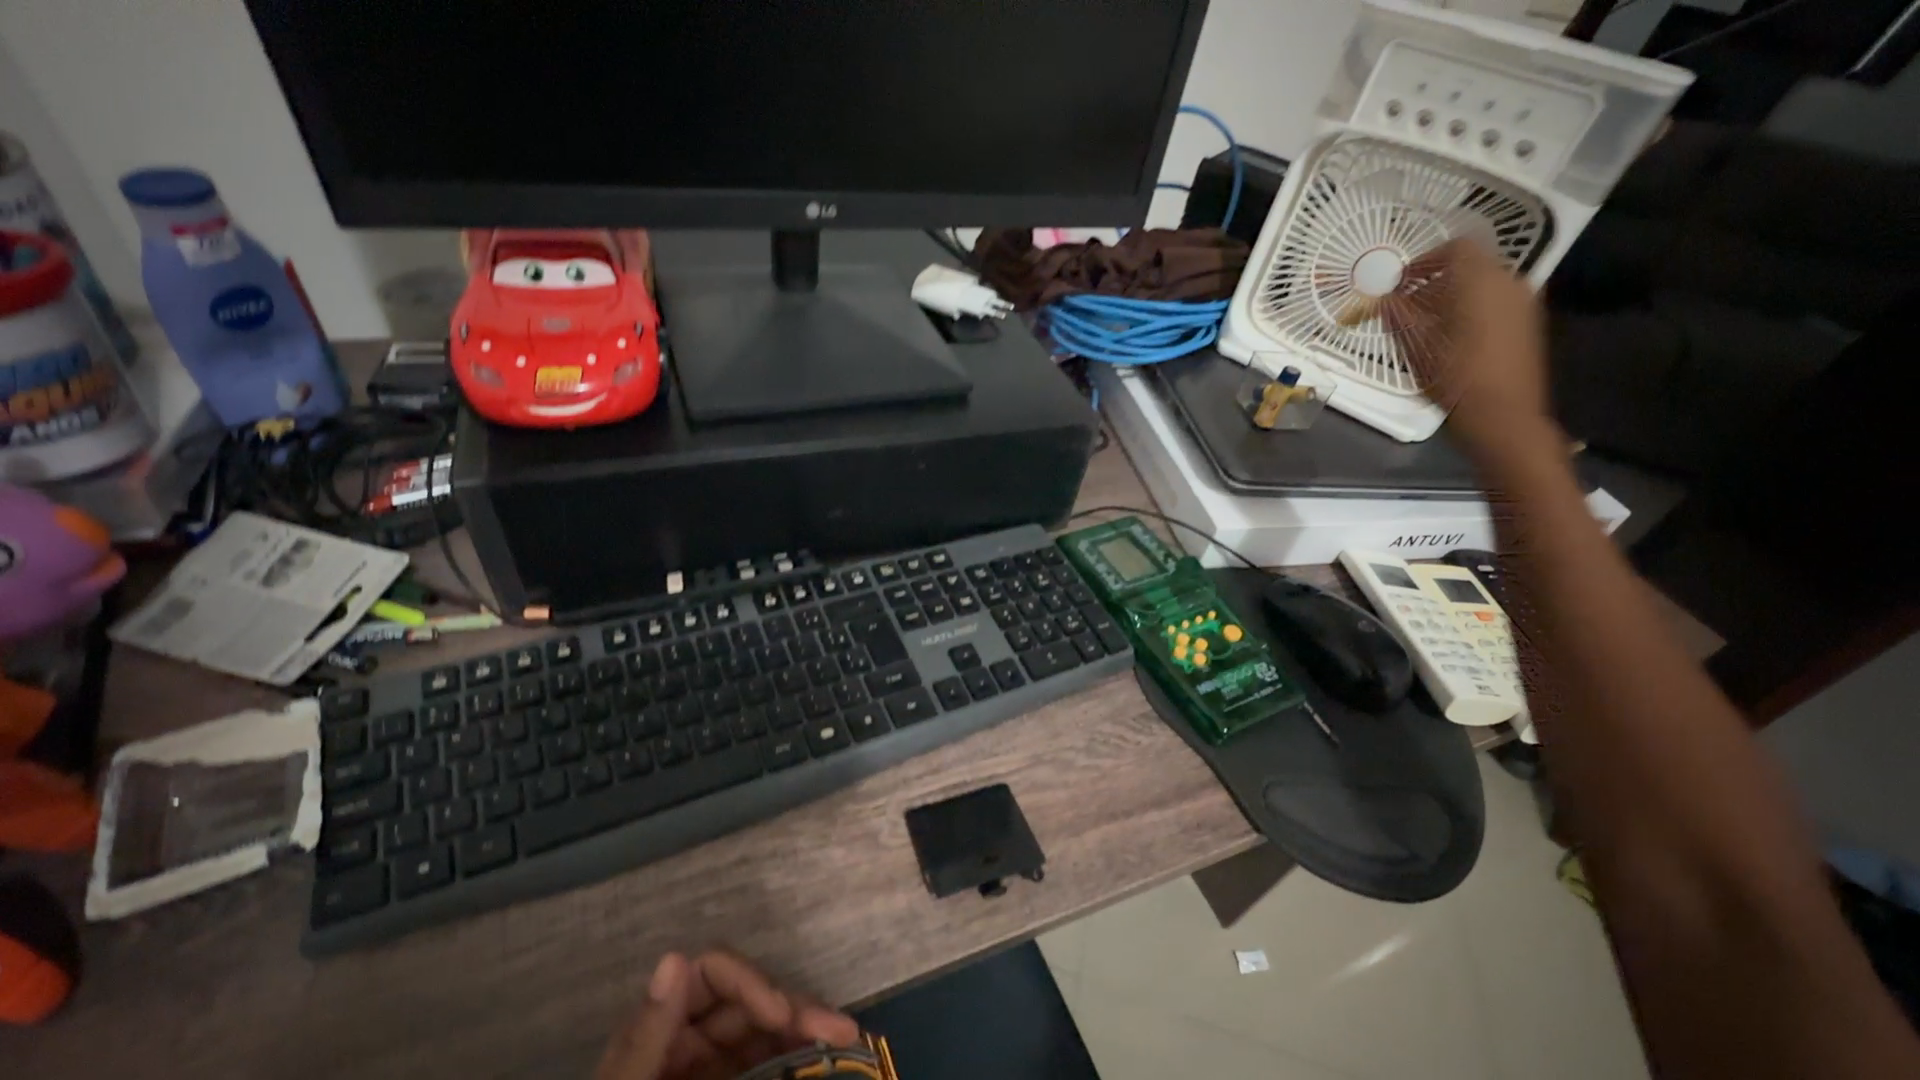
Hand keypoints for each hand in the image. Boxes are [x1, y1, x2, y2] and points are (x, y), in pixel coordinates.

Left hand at [595, 951, 860, 1079]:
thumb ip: (646, 1034)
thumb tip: (674, 957)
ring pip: (763, 1035)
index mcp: (657, 1027)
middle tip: (842, 1029)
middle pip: (748, 1004)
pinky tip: (821, 1062)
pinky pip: (763, 1069)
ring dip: (803, 1031)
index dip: (751, 981)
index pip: (711, 975)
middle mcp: (686, 1040)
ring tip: (845, 1036)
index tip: (780, 1013)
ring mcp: (708, 1070)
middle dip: (794, 1009)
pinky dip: (792, 1063)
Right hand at [1390, 238, 1558, 465]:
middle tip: (1410, 305)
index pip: (1454, 249)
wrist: (1505, 417)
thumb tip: (1386, 299)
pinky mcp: (1529, 324)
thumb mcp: (1416, 346)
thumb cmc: (1455, 377)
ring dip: (1456, 296)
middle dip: (1438, 280)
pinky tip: (1454, 338)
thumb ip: (1400, 315)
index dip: (1424, 261)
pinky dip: (1474, 308)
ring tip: (1429, 324)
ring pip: (1485, 285)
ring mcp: (1524, 303)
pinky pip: (1497, 302)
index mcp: (1480, 280)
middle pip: (1471, 266)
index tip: (1401, 283)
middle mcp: (1509, 282)